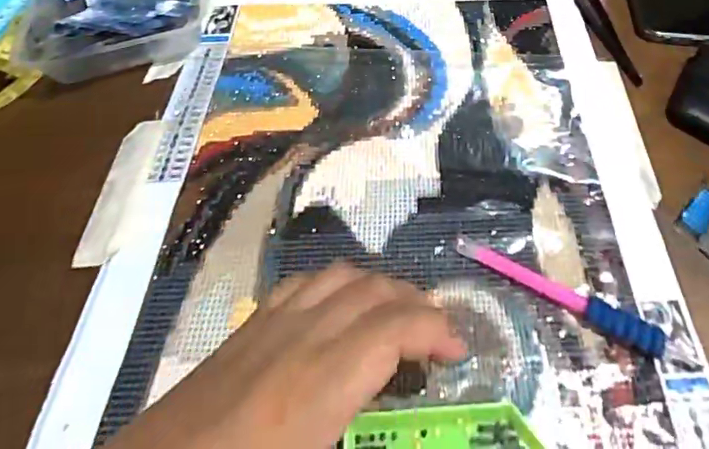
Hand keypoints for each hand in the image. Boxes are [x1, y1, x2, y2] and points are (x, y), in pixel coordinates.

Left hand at [105, 263, 465, 448]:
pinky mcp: (249, 326)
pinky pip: (305, 283)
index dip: (435, 331)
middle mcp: (301, 337)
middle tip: (438, 340)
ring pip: (342, 276)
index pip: (392, 329)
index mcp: (319, 385)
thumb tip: (393, 426)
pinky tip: (340, 310)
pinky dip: (338, 286)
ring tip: (398, 317)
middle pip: (373, 292)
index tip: (459, 352)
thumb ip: (362, 431)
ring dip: (380, 288)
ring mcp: (271, 323)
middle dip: (416, 305)